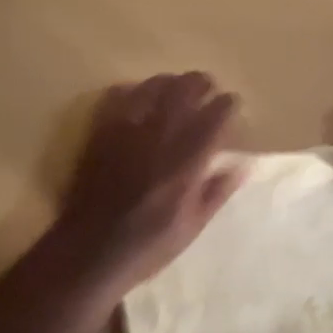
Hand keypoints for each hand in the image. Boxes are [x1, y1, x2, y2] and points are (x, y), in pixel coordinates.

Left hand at [54, 72, 242, 295]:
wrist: (90, 251)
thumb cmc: (146, 246)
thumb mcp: (191, 227)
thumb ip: (217, 192)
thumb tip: (243, 164)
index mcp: (187, 161)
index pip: (216, 116)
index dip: (228, 104)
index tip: (233, 103)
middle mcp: (160, 136)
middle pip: (186, 89)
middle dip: (202, 83)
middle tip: (208, 88)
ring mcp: (128, 129)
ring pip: (154, 85)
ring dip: (171, 82)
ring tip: (177, 87)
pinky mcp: (102, 130)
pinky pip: (119, 93)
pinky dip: (134, 89)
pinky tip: (139, 96)